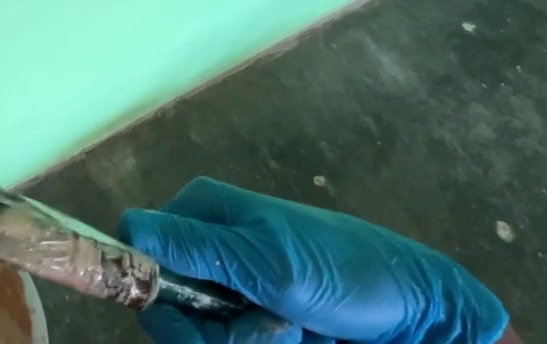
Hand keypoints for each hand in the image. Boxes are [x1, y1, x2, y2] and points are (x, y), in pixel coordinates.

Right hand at [117, 178, 507, 343]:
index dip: (154, 294)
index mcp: (200, 214)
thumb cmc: (344, 274)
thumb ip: (192, 248)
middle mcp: (208, 248)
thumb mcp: (266, 260)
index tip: (194, 320)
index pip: (138, 253)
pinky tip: (299, 342)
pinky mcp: (257, 325)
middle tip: (270, 330)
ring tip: (294, 336)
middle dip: (215, 334)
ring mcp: (234, 289)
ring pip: (202, 336)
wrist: (424, 316)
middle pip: (168, 307)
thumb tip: (122, 228)